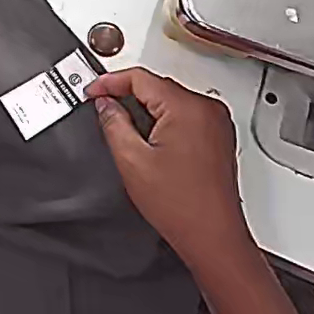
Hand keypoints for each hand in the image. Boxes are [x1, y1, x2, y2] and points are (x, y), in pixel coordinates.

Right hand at [85, 67, 253, 268]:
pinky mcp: (219, 134)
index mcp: (187, 108)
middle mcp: (207, 108)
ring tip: (129, 132)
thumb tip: (106, 103)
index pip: (141, 77)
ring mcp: (217, 121)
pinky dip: (165, 119)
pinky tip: (153, 142)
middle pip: (157, 86)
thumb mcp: (132, 160)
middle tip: (103, 108)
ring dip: (147, 109)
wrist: (212, 235)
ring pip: (171, 99)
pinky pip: (186, 113)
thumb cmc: (182, 206)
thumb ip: (113, 123)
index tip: (94, 90)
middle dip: (128, 95)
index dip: (110, 81)